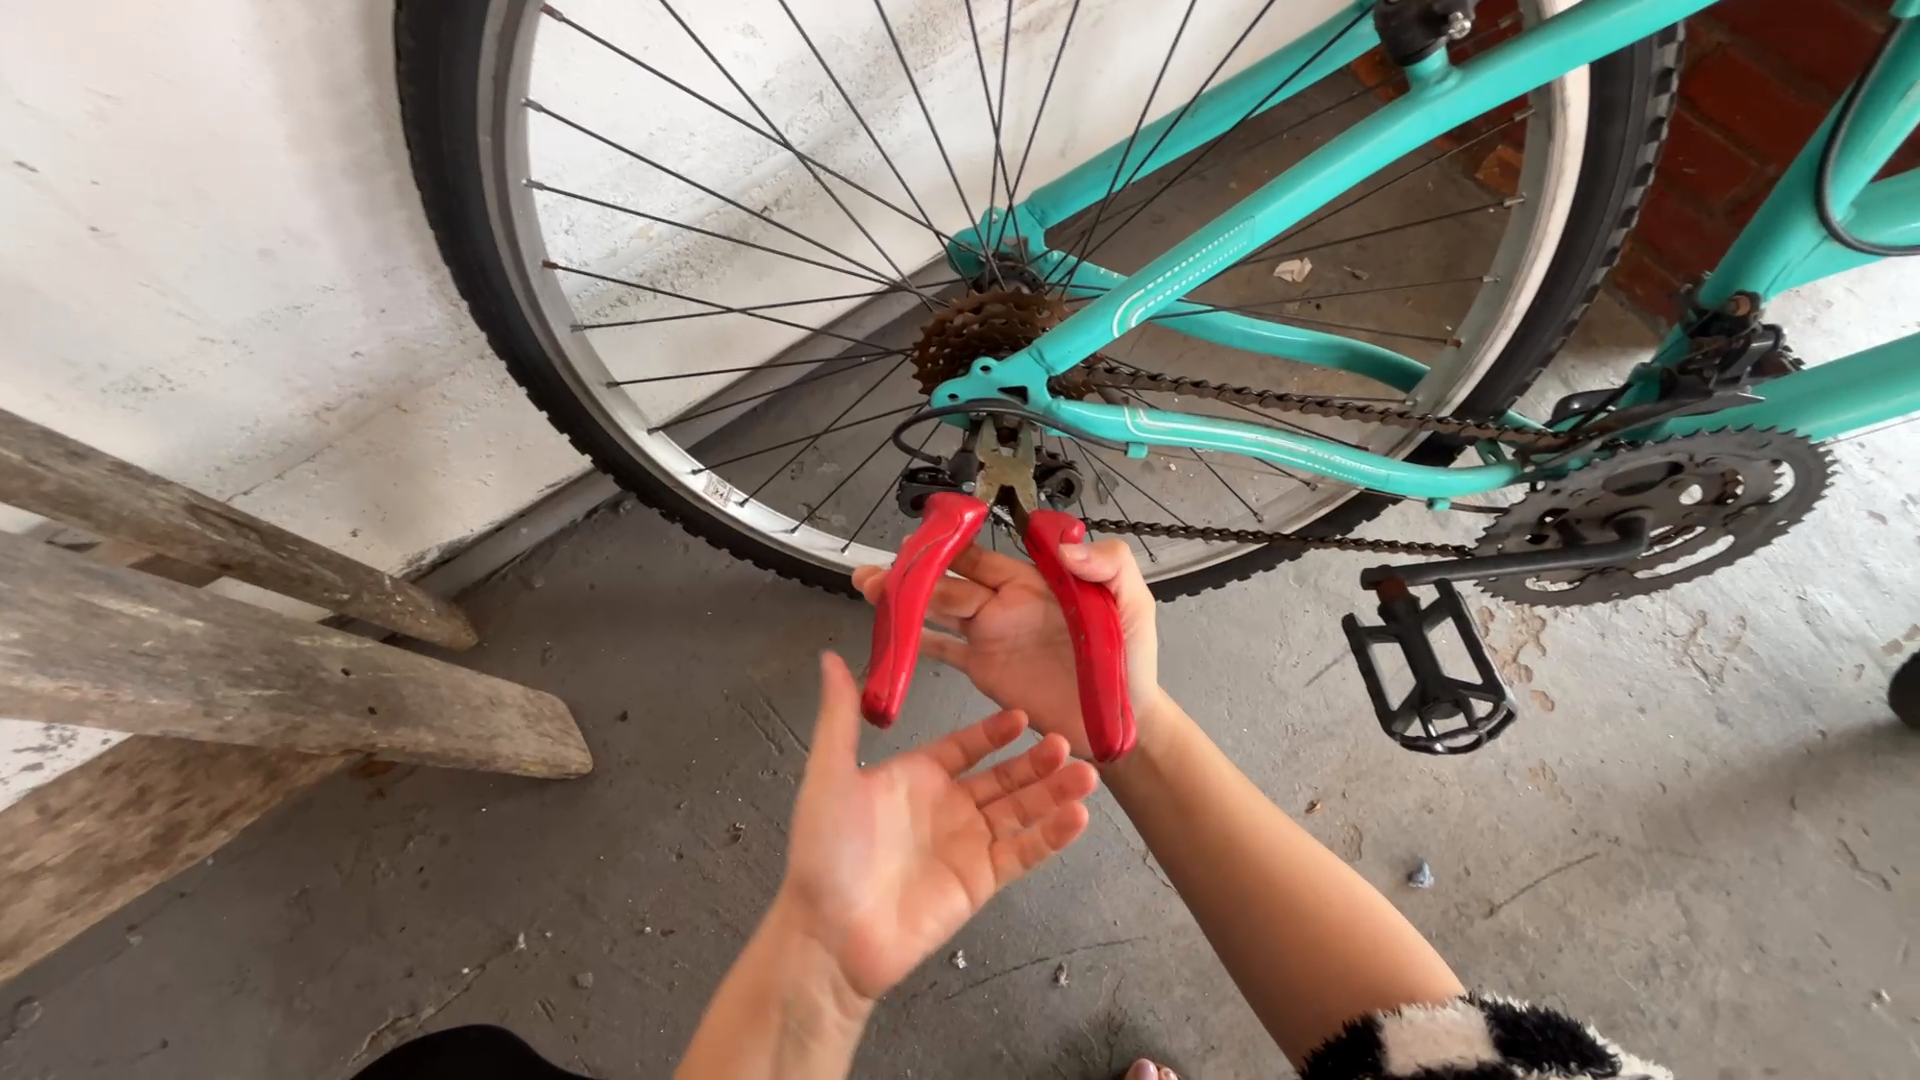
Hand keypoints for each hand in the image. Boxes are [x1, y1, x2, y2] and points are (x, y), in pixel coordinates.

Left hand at [782, 653, 1097, 1000]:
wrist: (830, 933)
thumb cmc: (825, 850)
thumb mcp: (829, 772)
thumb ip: (840, 716)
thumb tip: (832, 659)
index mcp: (917, 777)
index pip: (966, 746)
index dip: (994, 732)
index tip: (1022, 716)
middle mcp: (948, 805)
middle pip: (1004, 776)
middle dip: (1036, 760)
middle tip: (1064, 742)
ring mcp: (968, 843)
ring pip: (1022, 810)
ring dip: (1054, 792)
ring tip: (1085, 774)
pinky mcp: (982, 880)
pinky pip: (1024, 851)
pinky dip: (1052, 835)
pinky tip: (1077, 817)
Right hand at [852, 541, 1165, 759]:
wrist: (1124, 724)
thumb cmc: (1131, 660)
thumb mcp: (1133, 602)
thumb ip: (1109, 565)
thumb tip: (1066, 545)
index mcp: (1034, 583)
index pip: (983, 556)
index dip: (951, 544)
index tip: (922, 534)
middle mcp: (1005, 605)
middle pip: (948, 583)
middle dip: (911, 574)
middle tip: (877, 571)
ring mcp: (991, 638)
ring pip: (938, 612)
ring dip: (904, 602)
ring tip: (869, 590)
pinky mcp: (985, 672)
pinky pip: (944, 652)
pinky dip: (917, 643)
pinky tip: (892, 636)